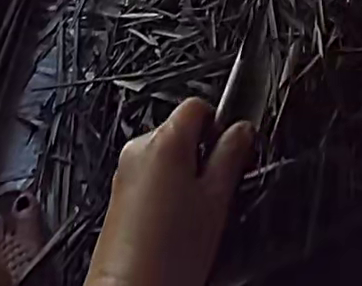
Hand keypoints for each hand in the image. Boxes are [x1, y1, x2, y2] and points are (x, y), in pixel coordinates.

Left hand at [84, 97, 253, 285]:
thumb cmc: (170, 255)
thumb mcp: (217, 198)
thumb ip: (233, 153)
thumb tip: (243, 130)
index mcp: (166, 139)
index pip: (198, 105)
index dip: (219, 124)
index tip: (232, 150)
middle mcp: (140, 147)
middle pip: (182, 130)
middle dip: (203, 153)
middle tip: (217, 189)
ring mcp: (126, 171)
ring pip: (167, 155)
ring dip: (184, 173)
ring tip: (194, 214)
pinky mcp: (118, 196)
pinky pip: (151, 176)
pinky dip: (165, 190)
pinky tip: (174, 225)